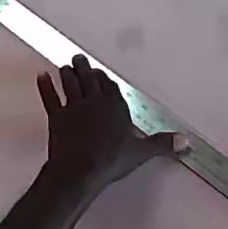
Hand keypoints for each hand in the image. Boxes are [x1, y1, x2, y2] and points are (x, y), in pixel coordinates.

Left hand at [36, 55, 180, 191]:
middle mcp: (94, 101)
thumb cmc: (111, 160)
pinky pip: (49, 97)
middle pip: (89, 79)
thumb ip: (162, 143)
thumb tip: (186, 142)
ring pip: (70, 84)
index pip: (110, 86)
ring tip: (66, 66)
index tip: (101, 73)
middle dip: (84, 68)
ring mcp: (73, 107)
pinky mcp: (56, 116)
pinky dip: (45, 86)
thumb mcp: (140, 152)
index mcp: (115, 106)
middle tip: (80, 58)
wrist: (79, 170)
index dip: (105, 79)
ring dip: (67, 73)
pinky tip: (41, 76)